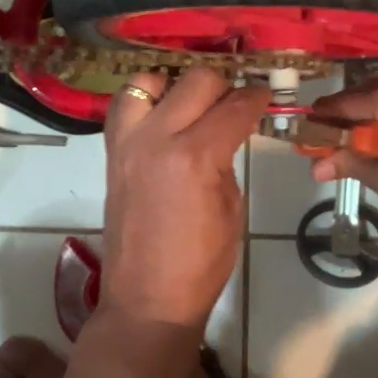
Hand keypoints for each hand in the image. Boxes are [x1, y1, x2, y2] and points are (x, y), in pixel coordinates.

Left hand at [101, 68, 268, 330]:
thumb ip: (227, 159)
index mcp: (197, 157)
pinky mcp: (111, 151)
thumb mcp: (232, 207)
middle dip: (223, 87)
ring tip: (191, 107)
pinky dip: (145, 100)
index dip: (257, 98)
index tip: (266, 96)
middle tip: (233, 105)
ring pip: (151, 80)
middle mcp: (158, 138)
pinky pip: (124, 105)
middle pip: (198, 80)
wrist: (148, 298)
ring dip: (176, 86)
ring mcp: (128, 142)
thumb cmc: (202, 263)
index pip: (235, 106)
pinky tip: (163, 117)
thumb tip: (227, 133)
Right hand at [308, 69, 377, 213]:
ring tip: (354, 134)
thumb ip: (351, 166)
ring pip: (375, 88)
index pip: (336, 106)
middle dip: (337, 115)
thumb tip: (315, 168)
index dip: (317, 123)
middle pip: (354, 93)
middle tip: (329, 142)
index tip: (304, 138)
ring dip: (359, 107)